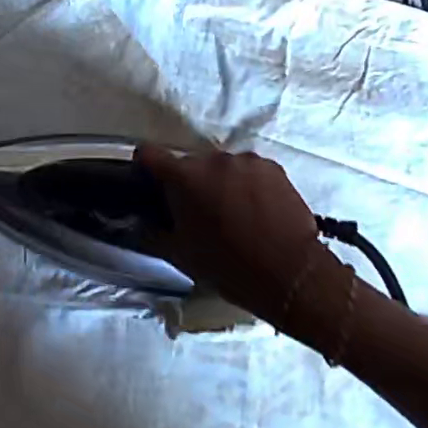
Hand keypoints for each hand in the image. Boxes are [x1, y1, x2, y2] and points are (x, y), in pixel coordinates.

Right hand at [134, 145, 343, 332]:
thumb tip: (139, 222)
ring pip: (223, 168)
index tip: (148, 181)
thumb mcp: (180, 254)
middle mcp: (214, 159)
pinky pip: (250, 171)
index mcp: (184, 177)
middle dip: (191, 184)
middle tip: (199, 213)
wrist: (288, 272)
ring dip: (221, 183)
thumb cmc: (227, 265)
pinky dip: (248, 185)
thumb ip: (152, 232)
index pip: (150, 154)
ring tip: (234, 214)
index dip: (145, 165)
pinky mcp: (273, 167)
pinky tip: (258, 211)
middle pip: (191, 165)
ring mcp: (247, 161)